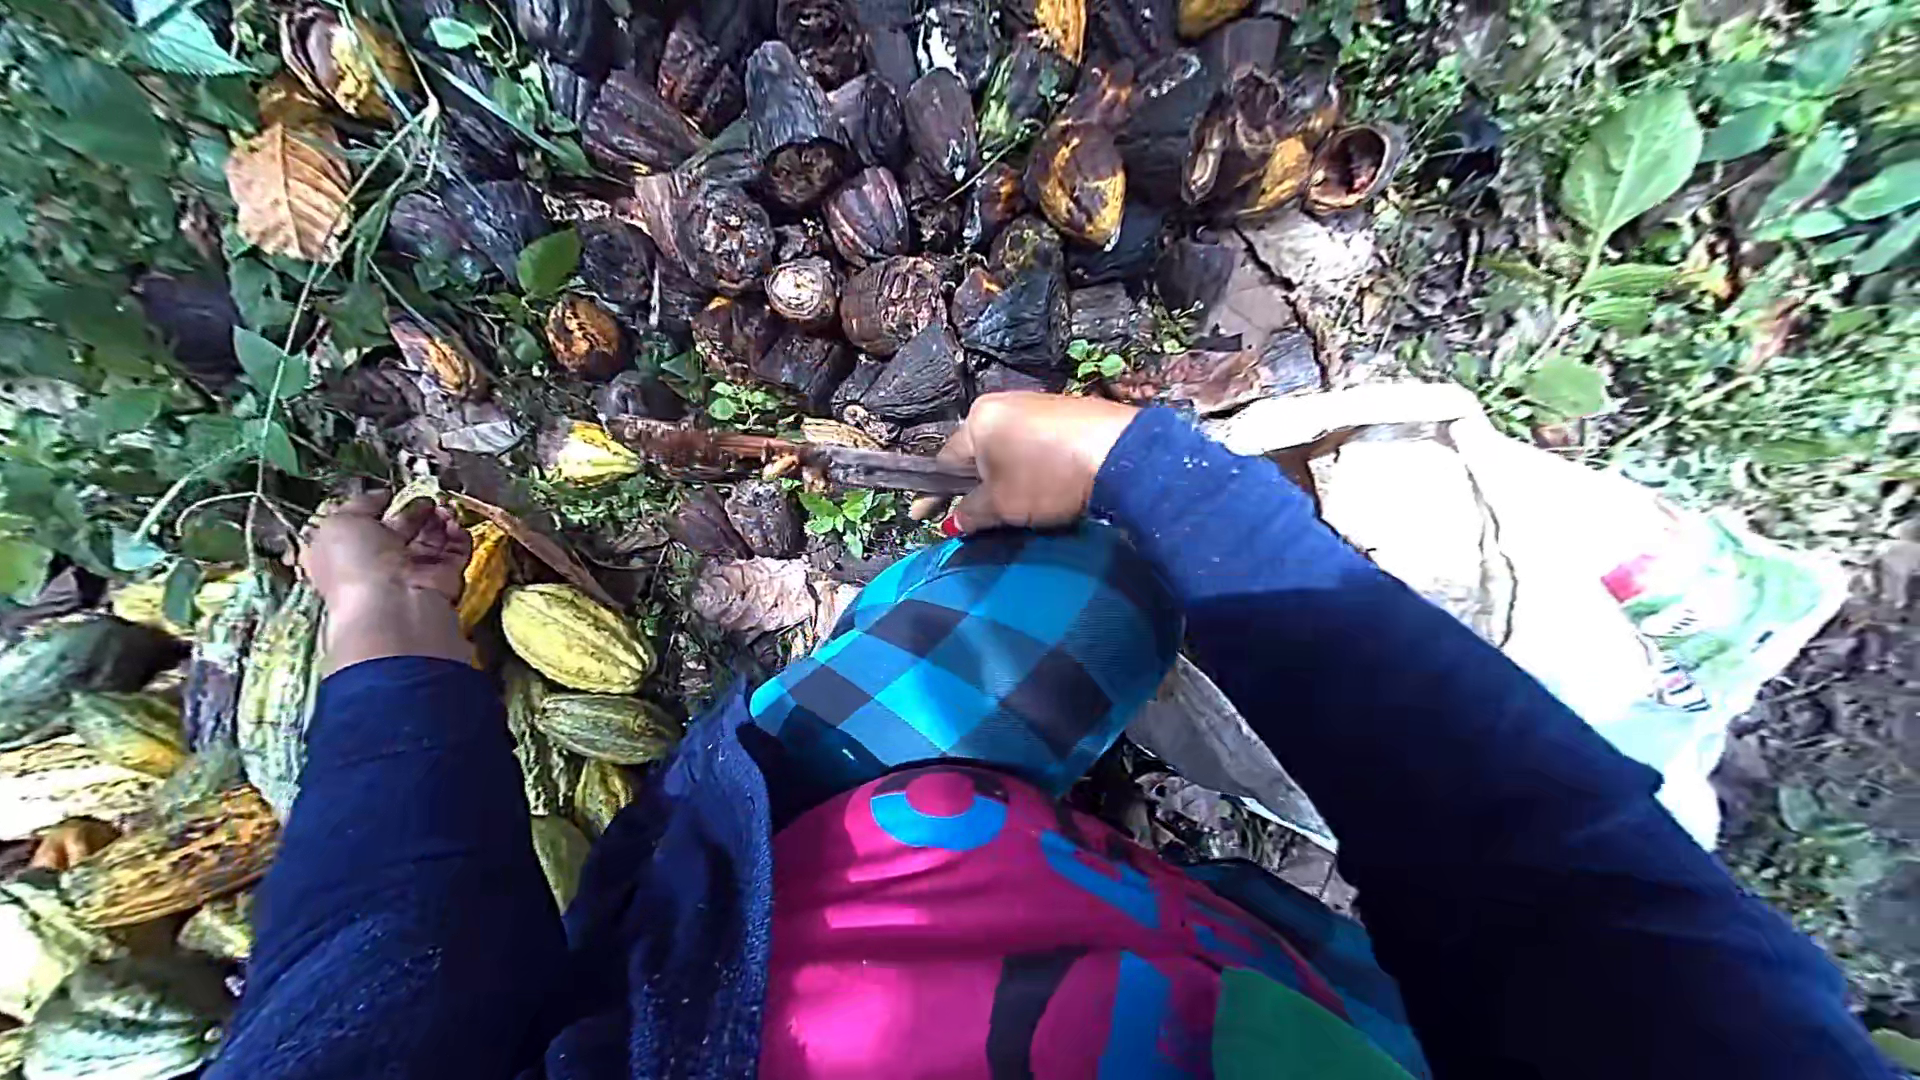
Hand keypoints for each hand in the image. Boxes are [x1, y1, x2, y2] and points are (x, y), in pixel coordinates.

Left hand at [302, 493, 473, 673]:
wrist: (395, 599)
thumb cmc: (357, 562)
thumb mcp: (340, 522)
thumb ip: (361, 503)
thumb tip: (382, 494)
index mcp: (348, 549)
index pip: (367, 522)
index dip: (380, 506)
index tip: (394, 492)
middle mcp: (382, 559)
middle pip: (405, 528)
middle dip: (417, 510)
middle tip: (428, 499)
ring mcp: (416, 567)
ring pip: (433, 536)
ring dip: (440, 519)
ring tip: (444, 509)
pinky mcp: (445, 574)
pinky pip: (456, 549)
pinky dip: (458, 535)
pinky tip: (455, 524)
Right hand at [937, 392, 1138, 532]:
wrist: (1119, 454)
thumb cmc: (1047, 476)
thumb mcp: (1002, 504)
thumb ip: (971, 512)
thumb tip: (955, 521)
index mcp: (978, 420)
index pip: (944, 462)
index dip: (934, 494)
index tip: (922, 516)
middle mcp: (1003, 404)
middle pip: (977, 454)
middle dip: (972, 486)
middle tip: (975, 517)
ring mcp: (1037, 406)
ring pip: (1006, 451)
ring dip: (1003, 479)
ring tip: (1013, 507)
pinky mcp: (1066, 414)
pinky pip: (1033, 446)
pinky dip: (1029, 469)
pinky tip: (1042, 488)